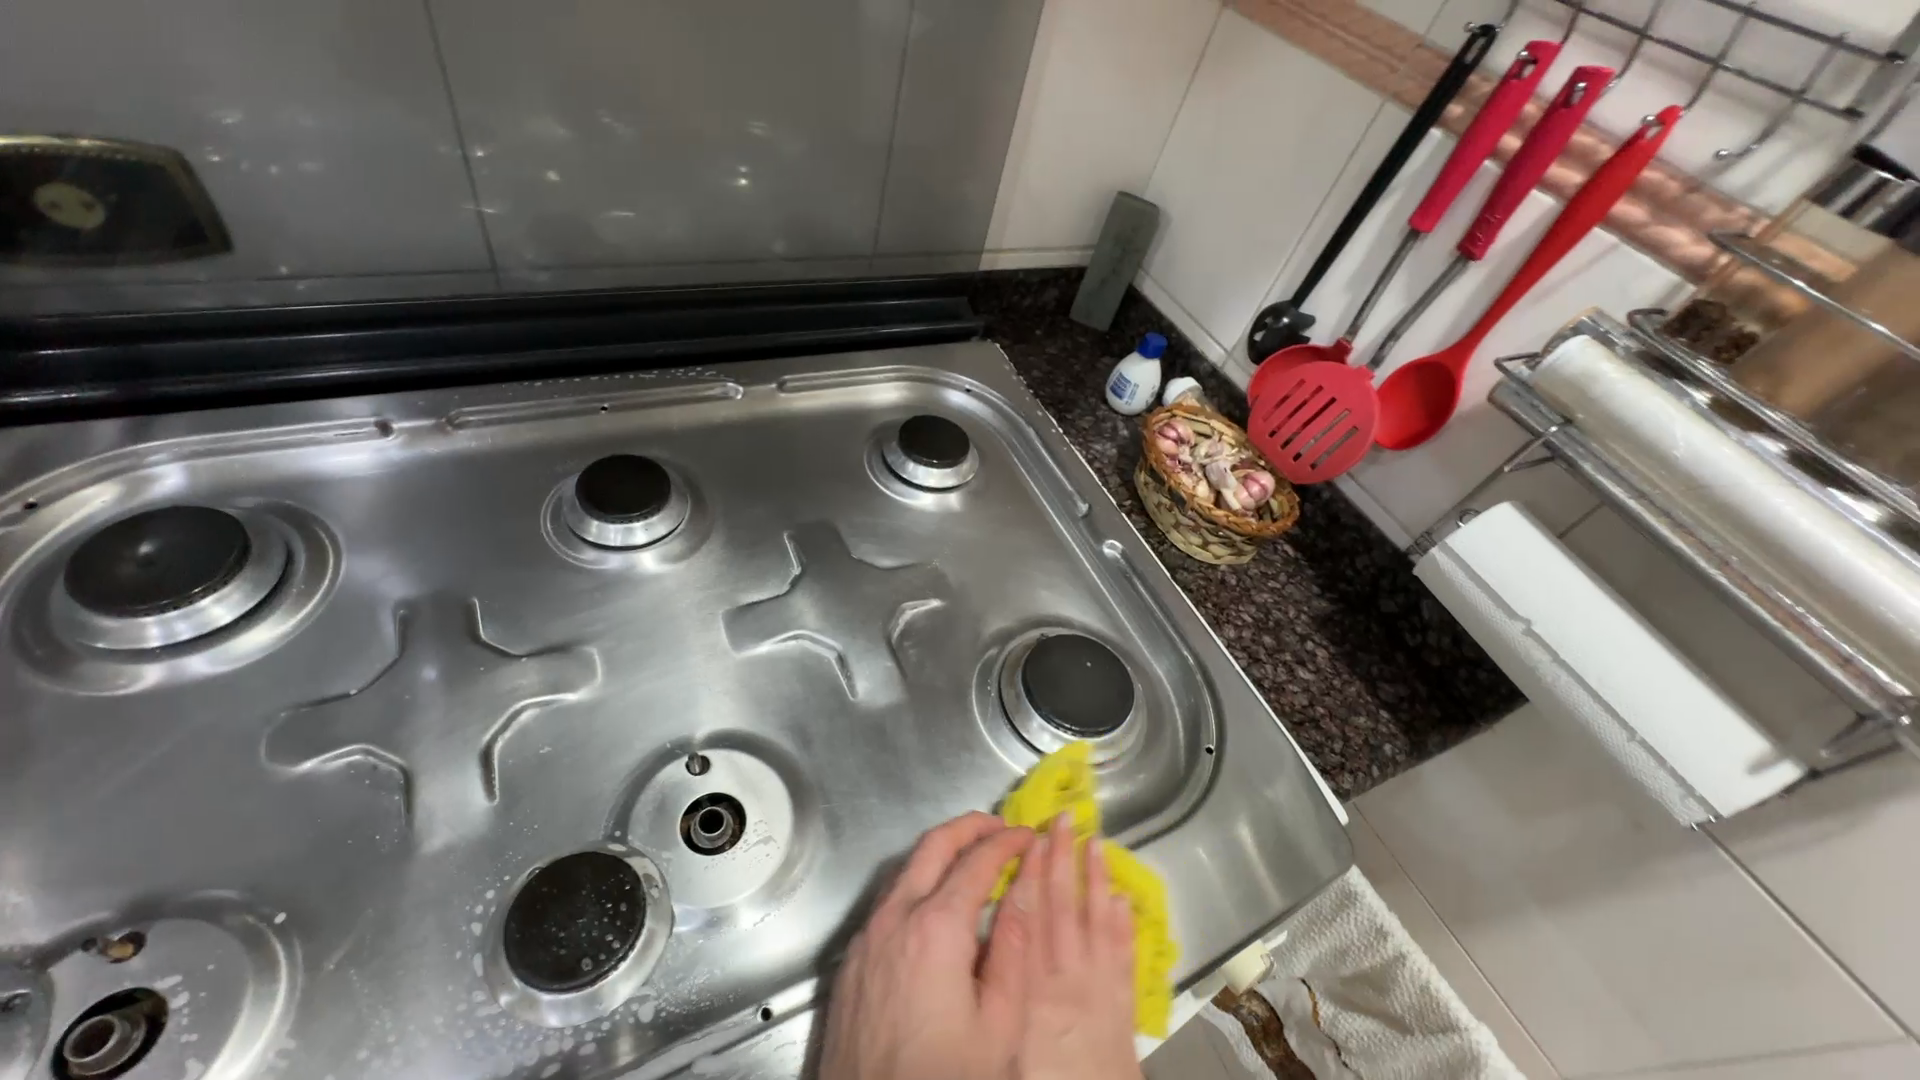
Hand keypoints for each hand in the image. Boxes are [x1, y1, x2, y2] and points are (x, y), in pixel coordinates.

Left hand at [818, 812, 1035, 1079]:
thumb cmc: (943, 1077)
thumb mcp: (998, 1024)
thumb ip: (1012, 951)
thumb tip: (1022, 896)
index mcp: (936, 928)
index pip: (977, 862)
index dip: (1007, 843)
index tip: (1027, 836)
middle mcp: (895, 918)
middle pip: (932, 846)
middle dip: (969, 827)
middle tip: (999, 826)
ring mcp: (867, 936)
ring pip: (905, 869)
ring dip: (940, 852)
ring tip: (971, 857)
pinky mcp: (852, 959)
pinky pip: (887, 902)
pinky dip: (917, 884)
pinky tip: (936, 905)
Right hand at [994, 814, 1141, 1079]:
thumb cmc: (1043, 1077)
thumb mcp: (1009, 1034)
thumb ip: (1002, 984)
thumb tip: (988, 942)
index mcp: (1035, 982)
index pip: (1031, 915)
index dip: (1032, 874)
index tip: (1032, 839)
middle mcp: (1069, 973)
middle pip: (1063, 906)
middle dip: (1063, 860)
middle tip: (1064, 819)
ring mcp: (1101, 982)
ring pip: (1096, 919)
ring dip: (1096, 878)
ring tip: (1097, 841)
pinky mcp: (1124, 997)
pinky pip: (1125, 952)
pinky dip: (1125, 922)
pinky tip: (1122, 895)